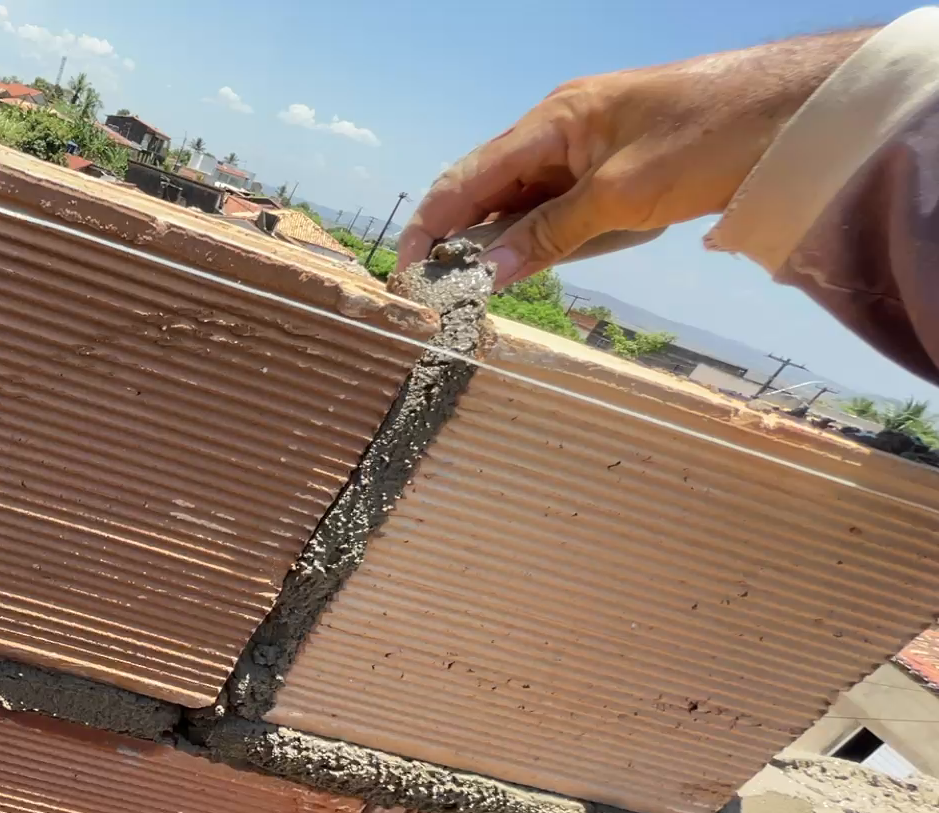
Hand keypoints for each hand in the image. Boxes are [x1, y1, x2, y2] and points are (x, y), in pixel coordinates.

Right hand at [397, 28, 873, 286]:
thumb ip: (544, 237)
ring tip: (473, 285)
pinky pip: (547, 210)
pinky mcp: (602, 171)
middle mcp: (553, 135)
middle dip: (453, 241)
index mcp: (549, 124)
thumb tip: (480, 279)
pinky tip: (524, 263)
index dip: (425, 229)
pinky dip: (531, 239)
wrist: (816, 110)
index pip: (461, 181)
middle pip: (479, 194)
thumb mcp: (620, 196)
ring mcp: (579, 152)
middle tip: (436, 290)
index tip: (407, 275)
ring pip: (511, 206)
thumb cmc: (715, 138)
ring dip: (493, 245)